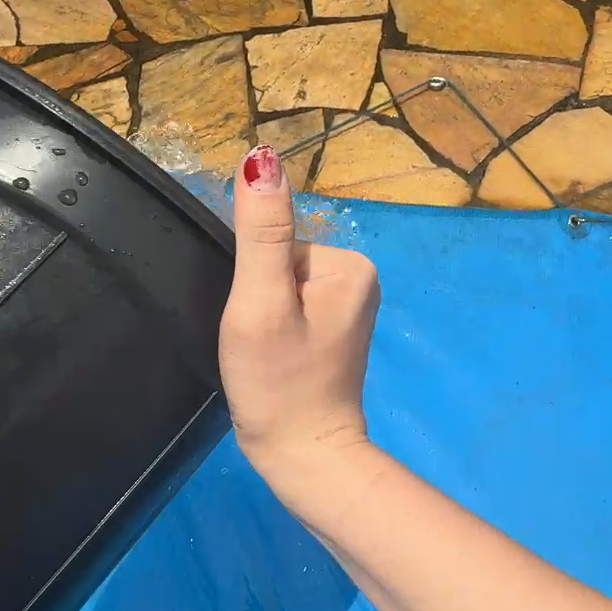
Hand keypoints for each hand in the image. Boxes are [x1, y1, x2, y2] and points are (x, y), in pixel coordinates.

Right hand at [218, 145, 380, 468]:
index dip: (252, 281)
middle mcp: (358, 276)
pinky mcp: (335, 326)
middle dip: (258, 296)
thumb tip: (261, 157)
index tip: (258, 322)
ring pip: (280, 284)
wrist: (304, 453)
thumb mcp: (262, 302)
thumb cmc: (279, 382)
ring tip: (266, 351)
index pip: (277, 244)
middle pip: (280, 261)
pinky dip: (273, 325)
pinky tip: (275, 355)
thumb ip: (262, 231)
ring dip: (262, 313)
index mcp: (350, 264)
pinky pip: (290, 305)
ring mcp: (350, 303)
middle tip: (260, 342)